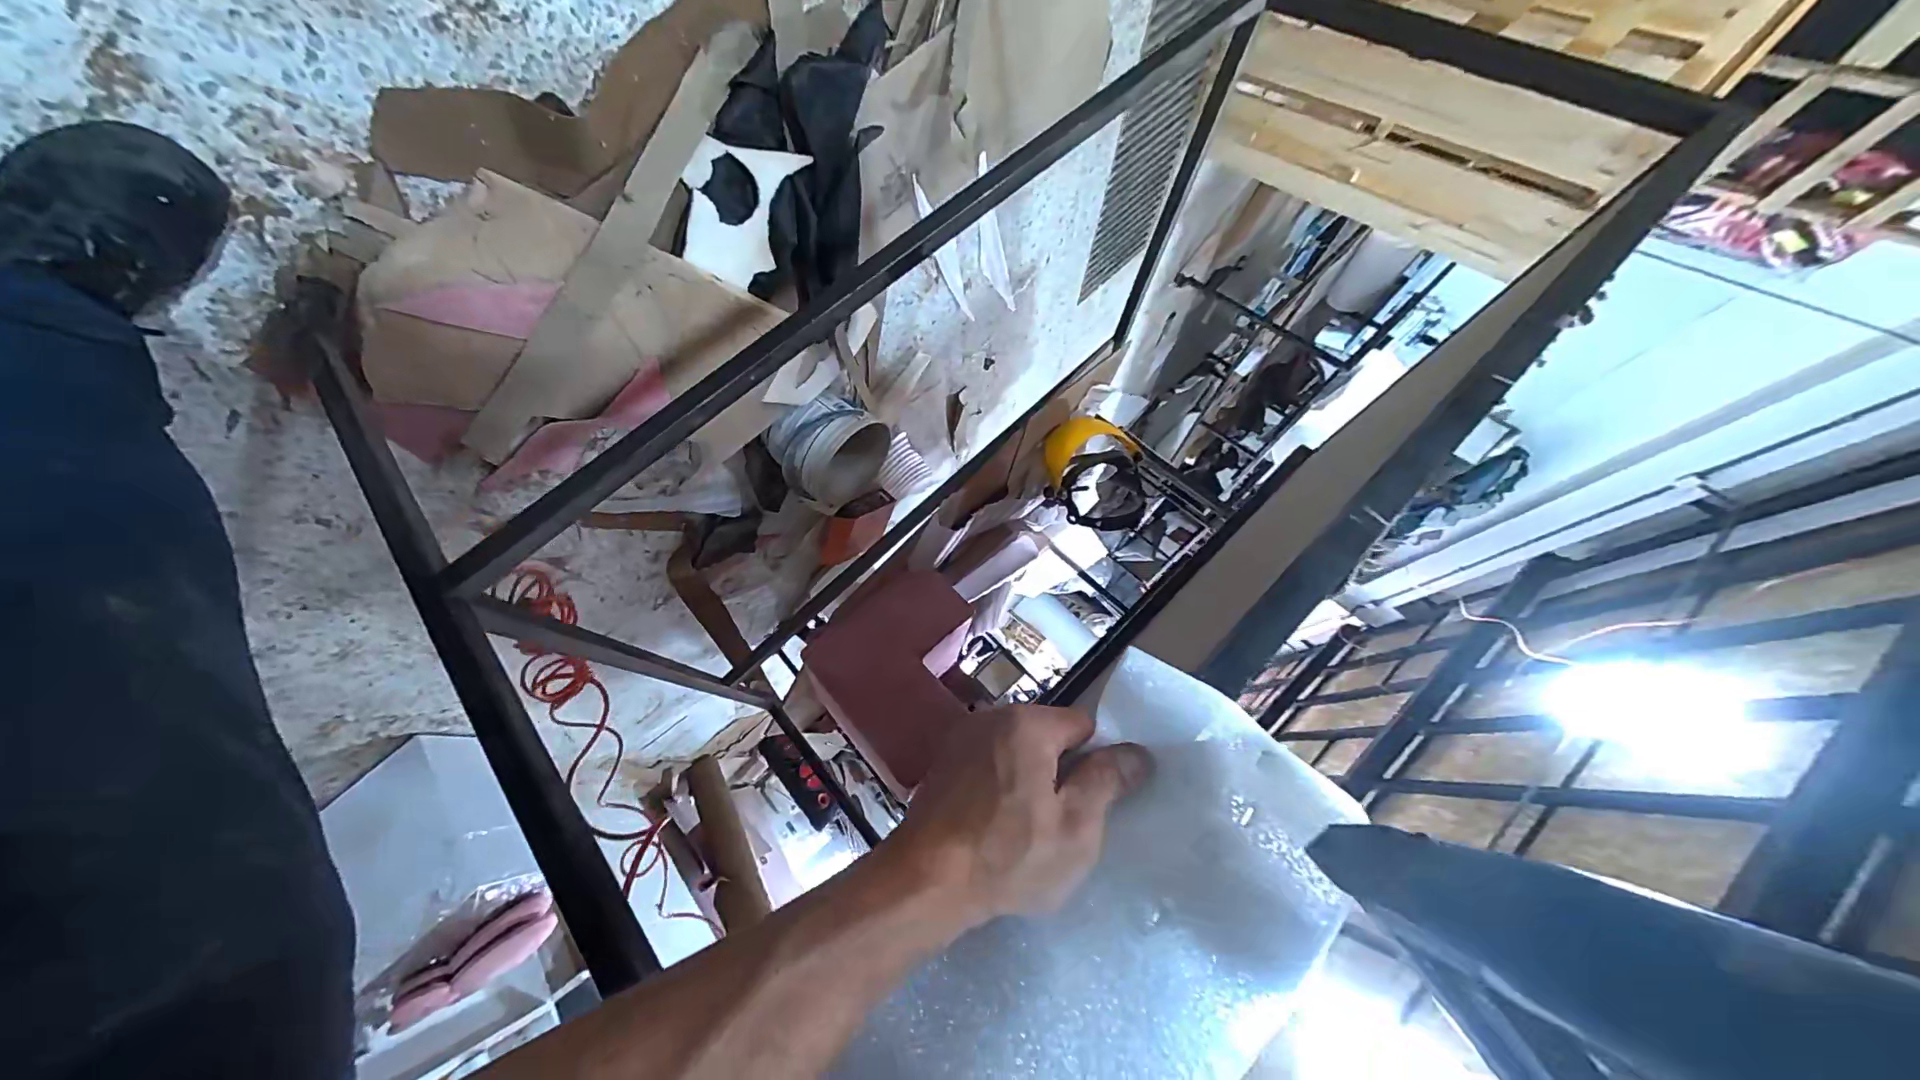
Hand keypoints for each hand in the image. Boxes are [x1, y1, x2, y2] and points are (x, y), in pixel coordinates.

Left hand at [882, 705, 1150, 929]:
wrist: (925, 881)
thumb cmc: (1008, 856)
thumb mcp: (1075, 827)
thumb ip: (1107, 781)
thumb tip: (1136, 752)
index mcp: (1027, 723)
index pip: (1084, 725)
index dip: (1097, 762)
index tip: (1093, 801)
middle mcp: (992, 717)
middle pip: (1048, 736)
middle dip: (1061, 771)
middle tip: (1061, 822)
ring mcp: (962, 738)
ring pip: (1017, 752)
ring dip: (1029, 780)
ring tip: (1026, 829)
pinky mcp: (942, 763)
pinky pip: (989, 764)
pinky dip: (999, 786)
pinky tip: (994, 825)